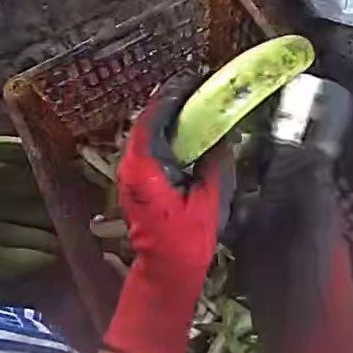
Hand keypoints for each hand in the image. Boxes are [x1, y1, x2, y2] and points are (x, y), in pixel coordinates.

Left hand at [103, 75, 232, 352]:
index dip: (173, 94)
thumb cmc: (185, 243)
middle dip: (172, 100)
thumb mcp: (208, 201)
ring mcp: (129, 173)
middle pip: (147, 120)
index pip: (153, 117)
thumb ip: (214, 166)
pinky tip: (188, 130)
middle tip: (199, 86)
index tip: (194, 79)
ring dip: (169, 115)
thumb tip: (222, 137)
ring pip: (147, 132)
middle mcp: (130, 166)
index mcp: (143, 168)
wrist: (164, 273)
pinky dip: (167, 132)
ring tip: (196, 101)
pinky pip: (149, 146)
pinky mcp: (136, 181)